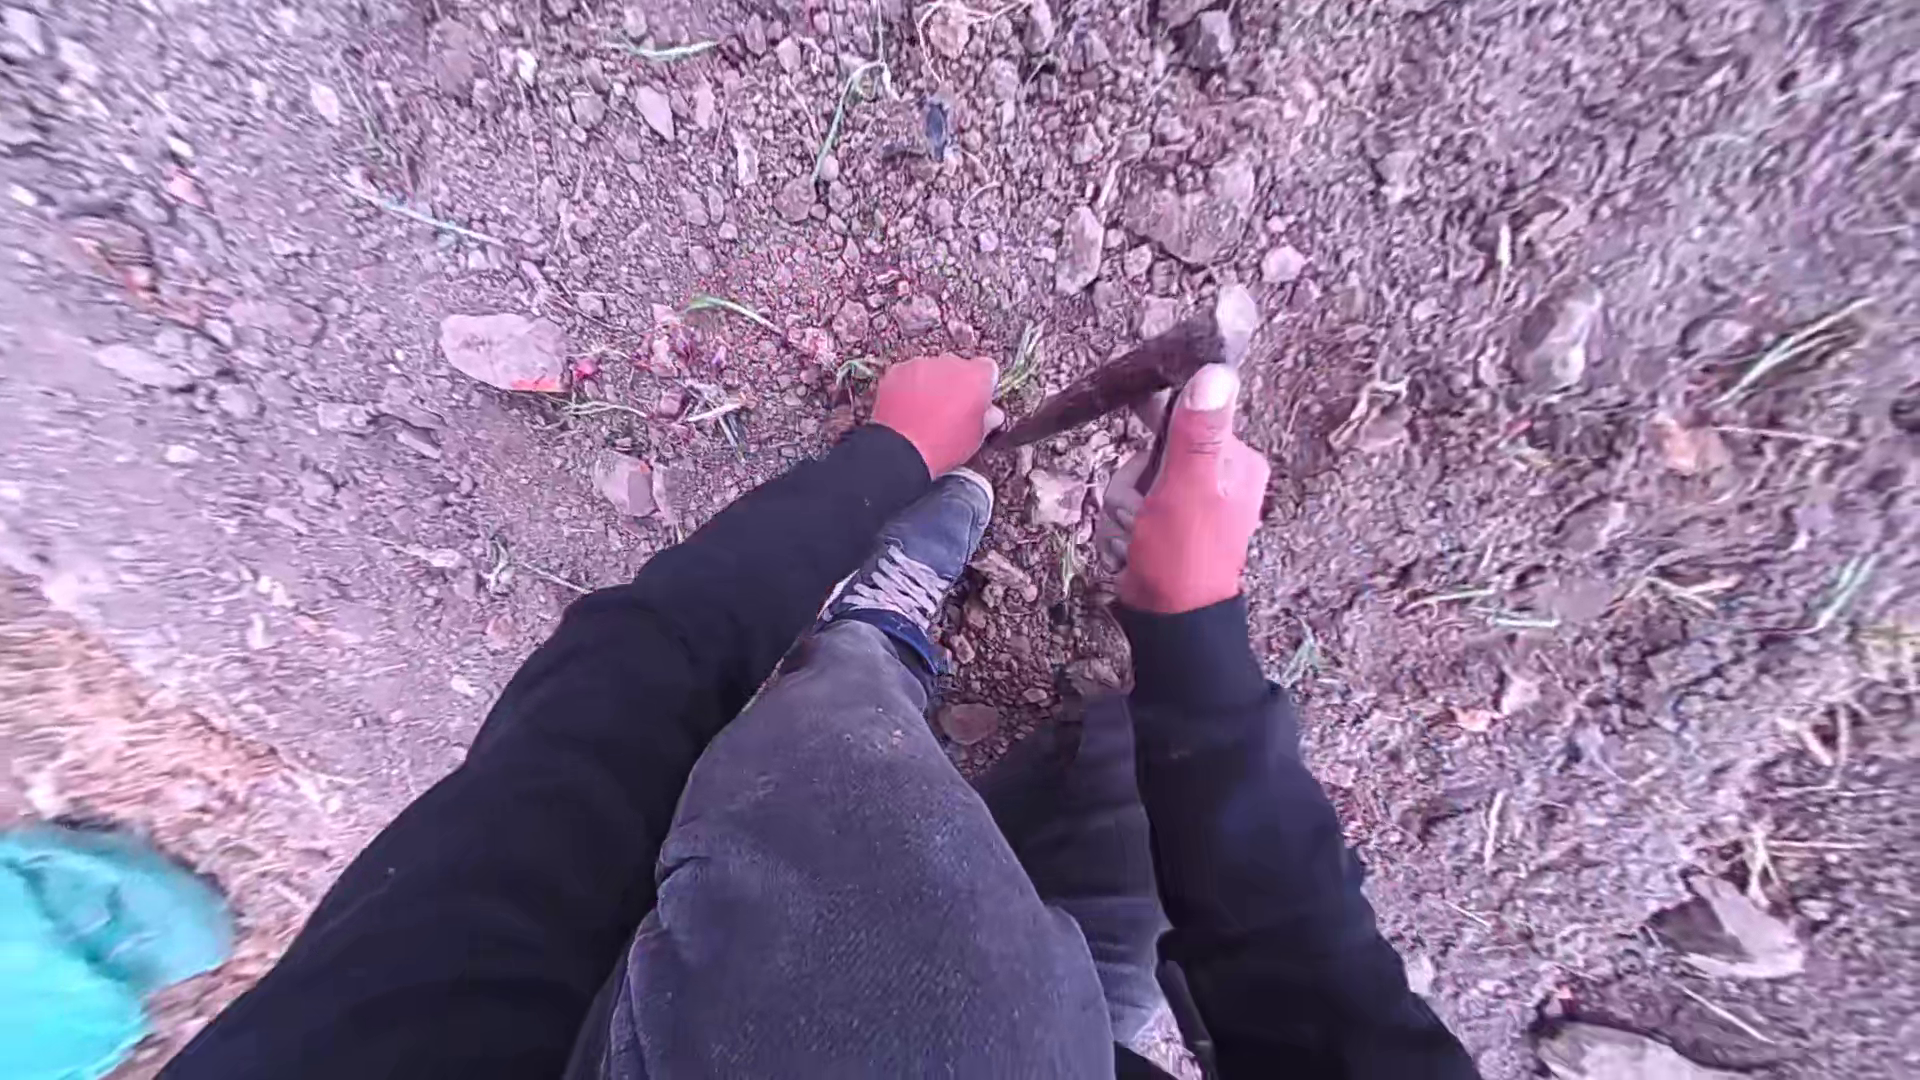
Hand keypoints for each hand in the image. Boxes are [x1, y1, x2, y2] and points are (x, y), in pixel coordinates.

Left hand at [871, 354, 1004, 475]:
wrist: (901, 451)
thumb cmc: (941, 446)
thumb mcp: (975, 439)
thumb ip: (987, 419)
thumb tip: (991, 414)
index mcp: (976, 377)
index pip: (988, 369)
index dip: (983, 385)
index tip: (978, 399)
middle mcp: (949, 364)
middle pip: (958, 367)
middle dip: (956, 384)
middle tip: (950, 412)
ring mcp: (920, 366)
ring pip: (931, 370)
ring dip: (930, 385)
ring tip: (925, 415)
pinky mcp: (896, 372)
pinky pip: (906, 376)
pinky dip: (907, 388)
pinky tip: (907, 411)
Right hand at [1116, 364, 1267, 613]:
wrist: (1169, 621)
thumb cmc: (1182, 556)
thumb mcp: (1188, 488)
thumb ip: (1197, 433)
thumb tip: (1215, 371)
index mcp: (1233, 462)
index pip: (1186, 417)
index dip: (1155, 427)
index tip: (1135, 435)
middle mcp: (1214, 479)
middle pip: (1149, 453)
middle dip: (1133, 486)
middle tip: (1143, 513)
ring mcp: (1186, 504)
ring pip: (1131, 483)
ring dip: (1123, 511)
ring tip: (1137, 537)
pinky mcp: (1163, 525)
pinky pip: (1126, 509)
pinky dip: (1121, 529)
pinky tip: (1132, 549)